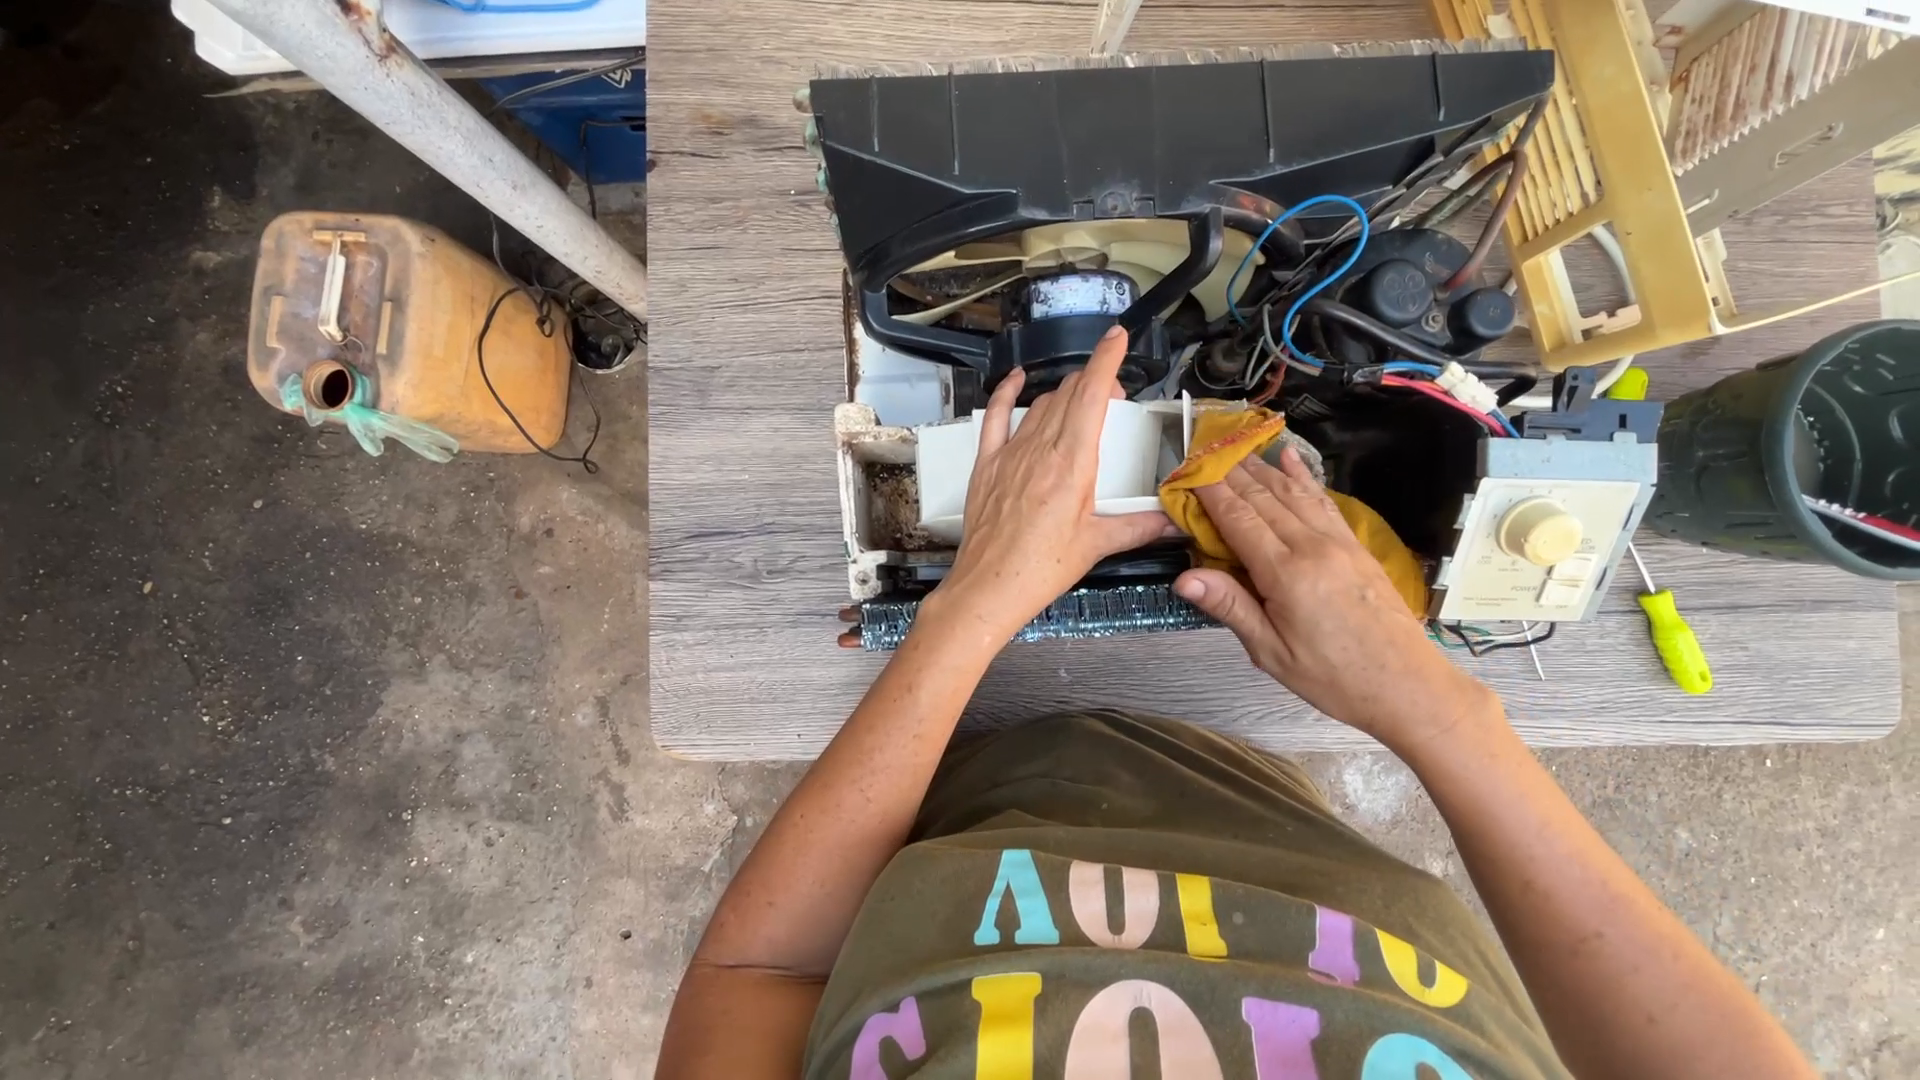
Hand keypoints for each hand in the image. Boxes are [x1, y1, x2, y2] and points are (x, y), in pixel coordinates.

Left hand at [934, 326, 1172, 642]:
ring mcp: (1009, 455)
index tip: (1117, 336)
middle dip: (1095, 384)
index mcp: (1072, 463)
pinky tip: (1015, 380)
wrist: (988, 588)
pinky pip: (995, 418)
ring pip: (1040, 406)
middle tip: (1115, 400)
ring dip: (1064, 394)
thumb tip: (1172, 520)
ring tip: (1083, 401)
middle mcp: (1039, 449)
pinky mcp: (986, 466)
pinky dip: (1006, 394)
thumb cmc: (1042, 569)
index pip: (1091, 396)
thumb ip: (1139, 527)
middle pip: (1069, 396)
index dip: (1106, 360)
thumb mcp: (1097, 546)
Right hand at [1172, 448, 1497, 747]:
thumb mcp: (1271, 652)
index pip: (1237, 517)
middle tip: (1201, 450)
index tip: (1185, 470)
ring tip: (1233, 447)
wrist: (1408, 687)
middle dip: (1228, 471)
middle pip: (1262, 496)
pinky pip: (1322, 501)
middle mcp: (1313, 546)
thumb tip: (1183, 578)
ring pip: (1292, 492)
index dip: (1209, 491)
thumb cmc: (1334, 678)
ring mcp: (1338, 542)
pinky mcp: (1355, 546)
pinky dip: (1302, 477)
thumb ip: (1230, 607)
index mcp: (1286, 572)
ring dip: (1260, 467)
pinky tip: (1290, 458)